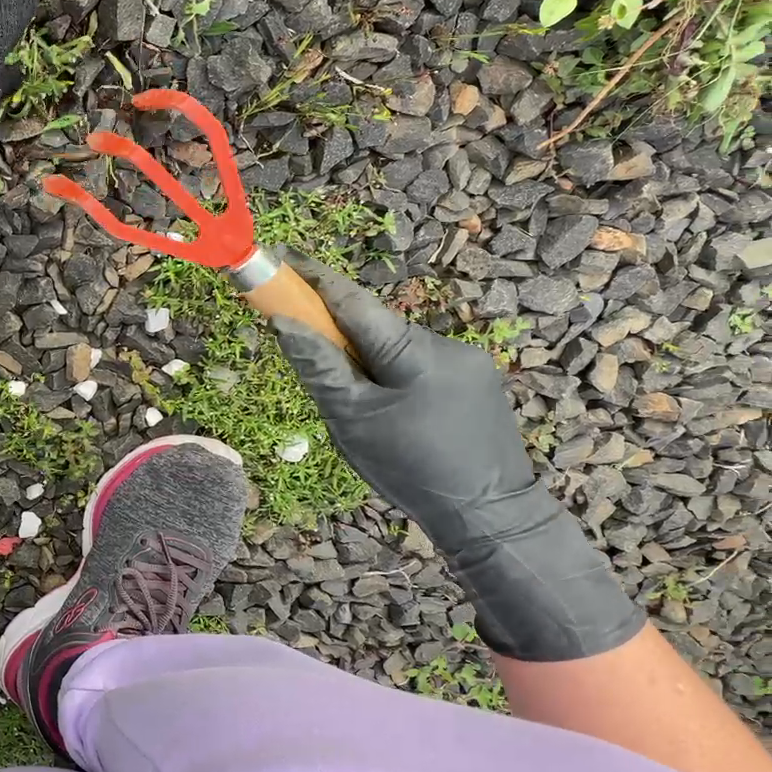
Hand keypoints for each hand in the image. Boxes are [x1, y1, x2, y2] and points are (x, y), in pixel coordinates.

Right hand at [270, 252, 643, 661]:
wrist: (492, 516)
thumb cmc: (410, 467)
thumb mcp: (350, 419)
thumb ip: (318, 365)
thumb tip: (283, 321)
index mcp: (413, 351)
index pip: (351, 300)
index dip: (312, 276)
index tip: (279, 255)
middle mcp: (446, 345)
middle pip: (372, 323)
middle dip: (334, 326)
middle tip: (298, 338)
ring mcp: (467, 362)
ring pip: (393, 345)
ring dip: (362, 355)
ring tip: (349, 399)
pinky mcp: (476, 382)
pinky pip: (415, 364)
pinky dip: (387, 371)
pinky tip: (383, 406)